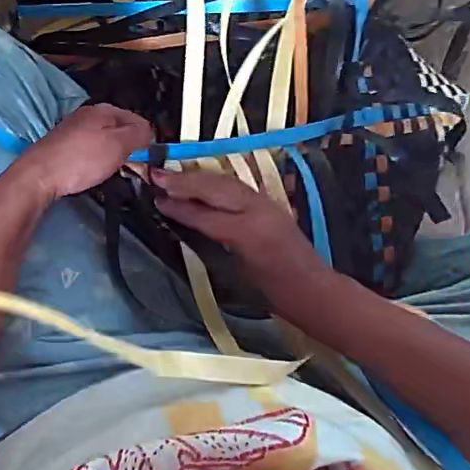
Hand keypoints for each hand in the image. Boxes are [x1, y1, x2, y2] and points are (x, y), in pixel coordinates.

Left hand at [5, 104, 153, 200]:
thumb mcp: (118, 145)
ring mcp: (72, 130)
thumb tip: (148, 131)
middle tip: (129, 166)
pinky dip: (94, 161)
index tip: (147, 158)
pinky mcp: (62, 146)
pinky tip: (90, 171)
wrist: (38, 176)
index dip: (146, 138)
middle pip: (119, 129)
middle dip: (128, 147)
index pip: (137, 119)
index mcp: (103, 110)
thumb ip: (138, 135)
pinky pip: (88, 150)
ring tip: (110, 170)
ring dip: (111, 155)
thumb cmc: (81, 159)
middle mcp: (87, 115)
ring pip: (104, 140)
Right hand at [152, 167, 324, 286]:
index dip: (178, 206)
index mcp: (247, 232)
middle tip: (156, 176)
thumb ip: (212, 243)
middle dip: (184, 181)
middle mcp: (257, 211)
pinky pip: (236, 187)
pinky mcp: (269, 204)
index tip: (156, 199)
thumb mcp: (237, 274)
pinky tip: (199, 183)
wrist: (314, 291)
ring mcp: (265, 204)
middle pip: (214, 188)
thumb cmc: (273, 293)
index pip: (204, 214)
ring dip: (197, 177)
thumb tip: (184, 223)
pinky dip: (213, 182)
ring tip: (171, 176)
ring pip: (225, 182)